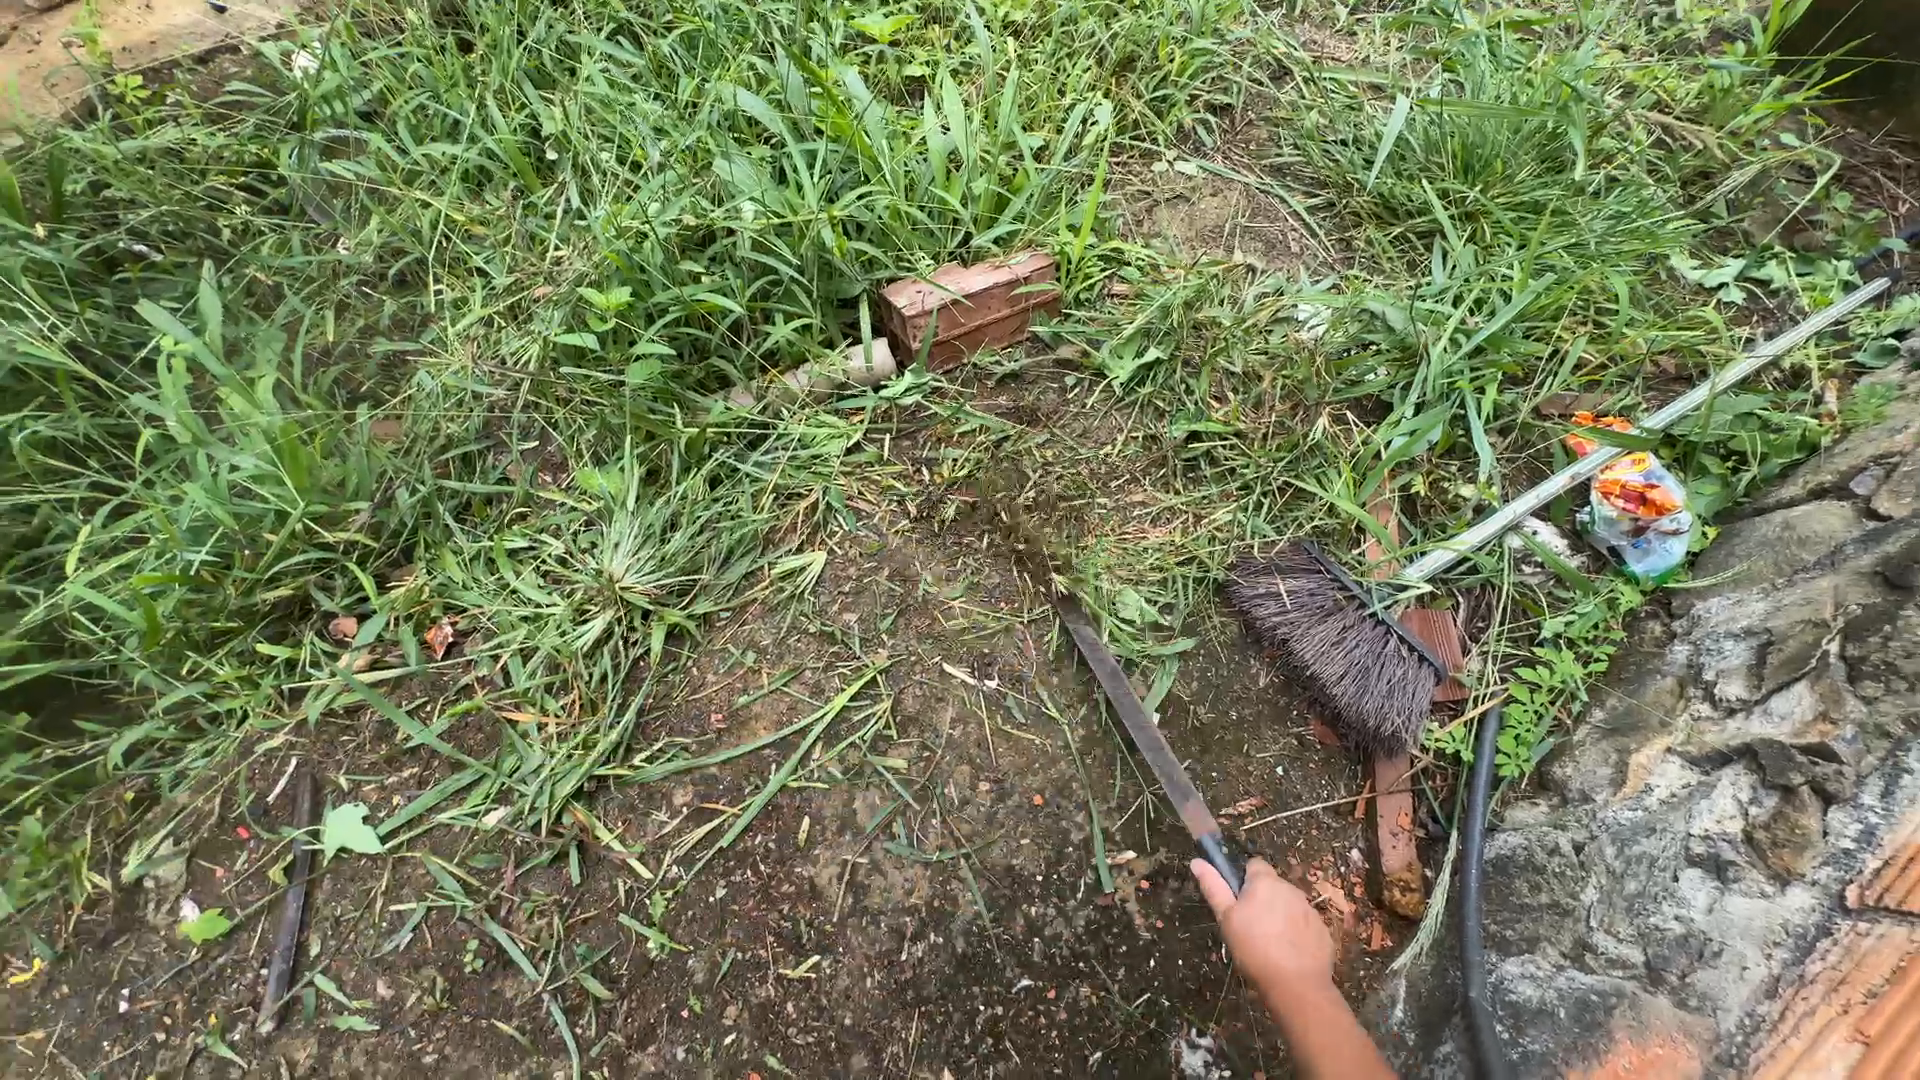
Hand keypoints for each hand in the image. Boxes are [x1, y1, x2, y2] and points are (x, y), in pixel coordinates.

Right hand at [1190, 856, 1334, 1003]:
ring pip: (1289, 905)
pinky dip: (1297, 932)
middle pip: (1272, 885)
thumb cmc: (1254, 948)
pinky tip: (1289, 953)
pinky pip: (1305, 924)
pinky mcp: (1323, 931)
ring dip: (1280, 914)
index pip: (1254, 865)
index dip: (1244, 879)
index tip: (1239, 901)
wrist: (1297, 986)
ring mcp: (1310, 910)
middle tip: (1250, 925)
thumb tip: (1196, 862)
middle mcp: (1290, 889)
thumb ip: (1213, 887)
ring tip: (1269, 942)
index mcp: (1265, 882)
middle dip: (1262, 898)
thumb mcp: (1226, 918)